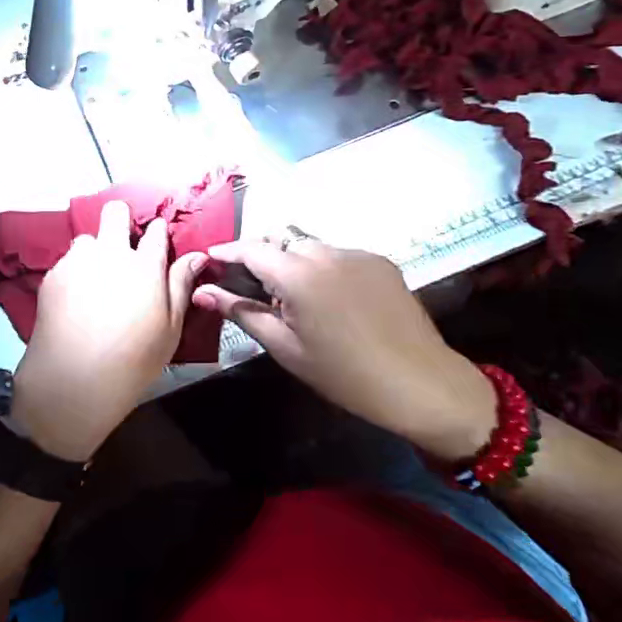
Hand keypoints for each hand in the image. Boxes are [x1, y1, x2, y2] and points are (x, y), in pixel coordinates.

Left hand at [10, 201, 207, 460]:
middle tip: (123, 247)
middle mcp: (111, 253)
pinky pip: (67, 262)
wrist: (73, 381)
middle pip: (115, 212)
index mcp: (146, 265)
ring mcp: (78, 262)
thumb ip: (181, 285)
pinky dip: (75, 272)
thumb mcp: (171, 328)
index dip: (158, 234)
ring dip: (95, 251)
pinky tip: (76, 300)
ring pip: (87, 239)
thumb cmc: (134, 359)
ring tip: (96, 280)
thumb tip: (197, 256)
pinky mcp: (52, 276)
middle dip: (121, 220)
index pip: (156, 230)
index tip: (157, 246)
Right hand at [194, 235, 496, 462]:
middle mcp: (326, 252)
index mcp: (298, 274)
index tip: (212, 259)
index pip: (252, 248)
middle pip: (284, 240)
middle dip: (263, 255)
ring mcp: (357, 254)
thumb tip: (204, 291)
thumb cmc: (343, 374)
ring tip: (295, 298)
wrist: (417, 380)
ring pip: (313, 246)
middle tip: (254, 286)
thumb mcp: (286, 347)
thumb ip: (243, 312)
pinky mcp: (381, 261)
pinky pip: (341, 256)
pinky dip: (326, 269)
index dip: (228, 251)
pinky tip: (332, 301)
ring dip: (296, 261)